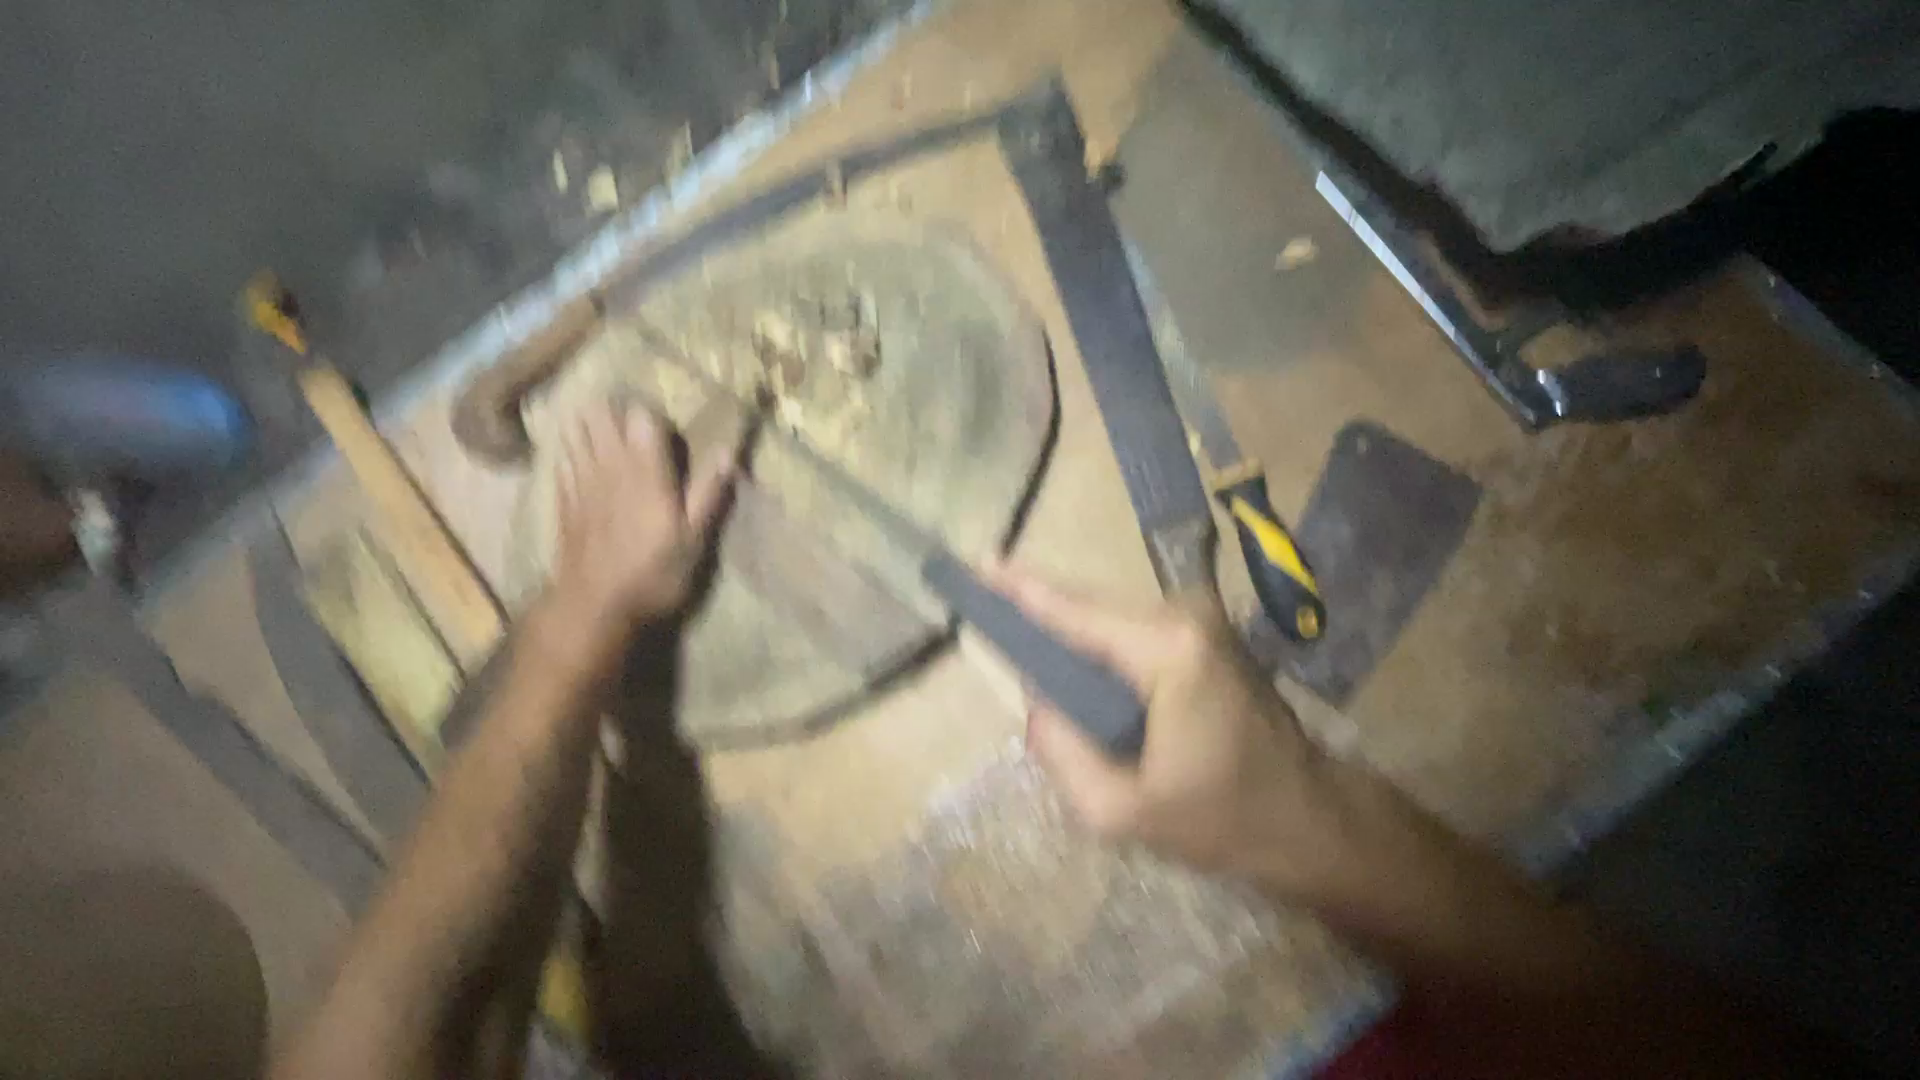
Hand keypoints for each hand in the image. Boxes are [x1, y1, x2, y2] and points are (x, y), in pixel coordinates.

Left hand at [549, 403, 736, 631]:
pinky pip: (562, 461)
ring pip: (577, 435)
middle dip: (613, 407)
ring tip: (593, 412)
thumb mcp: (693, 540)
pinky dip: (567, 448)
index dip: (651, 411)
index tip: (662, 419)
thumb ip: (708, 493)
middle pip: (603, 419)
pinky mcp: (564, 501)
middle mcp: (611, 468)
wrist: (593, 606)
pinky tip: (569, 448)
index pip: (642, 418)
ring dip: (585, 420)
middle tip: (627, 409)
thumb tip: (728, 452)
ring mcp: (582, 483)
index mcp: (647, 473)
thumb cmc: (652, 574)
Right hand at [986, 565, 1351, 895]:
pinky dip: (1094, 646)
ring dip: (1066, 636)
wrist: (1311, 821)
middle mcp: (1185, 617)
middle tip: (983, 613)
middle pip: (1088, 607)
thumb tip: (1036, 702)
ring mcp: (1200, 622)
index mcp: (1168, 650)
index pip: (1074, 611)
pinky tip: (1069, 666)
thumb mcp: (1122, 810)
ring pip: (1107, 618)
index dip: (1019, 589)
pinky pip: (1129, 631)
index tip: (975, 563)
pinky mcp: (1204, 636)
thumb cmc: (1223, 820)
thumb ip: (1062, 751)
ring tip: (1019, 647)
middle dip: (1037, 613)